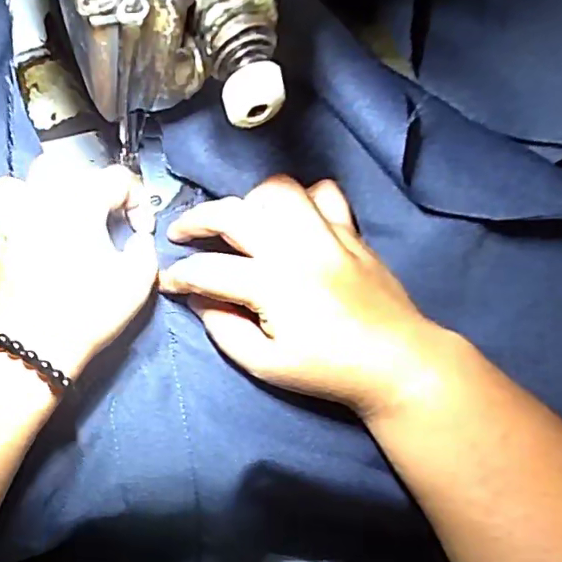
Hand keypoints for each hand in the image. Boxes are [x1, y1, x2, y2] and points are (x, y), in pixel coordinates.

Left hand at [0, 154, 157, 378]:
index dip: (136, 202)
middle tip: (98, 217)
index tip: (140, 231)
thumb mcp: (137, 282)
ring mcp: (7, 230)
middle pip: (57, 168)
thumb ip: (144, 250)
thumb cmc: (89, 314)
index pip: (116, 180)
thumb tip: (138, 241)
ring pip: (10, 187)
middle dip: (81, 185)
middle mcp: (38, 205)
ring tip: (49, 221)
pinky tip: (9, 250)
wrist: (38, 349)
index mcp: (78, 203)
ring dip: (31, 198)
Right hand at [159, 175, 457, 419]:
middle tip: (181, 235)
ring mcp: (327, 234)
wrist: (395, 361)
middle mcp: (296, 248)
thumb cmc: (327, 370)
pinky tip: (292, 221)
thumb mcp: (266, 364)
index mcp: (272, 284)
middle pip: (234, 212)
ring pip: (278, 191)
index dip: (178, 276)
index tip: (166, 282)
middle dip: (197, 220)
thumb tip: (200, 301)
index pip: (209, 270)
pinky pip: (324, 195)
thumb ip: (225, 330)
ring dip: (247, 202)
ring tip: (238, 223)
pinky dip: (302, 200)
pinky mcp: (350, 232)